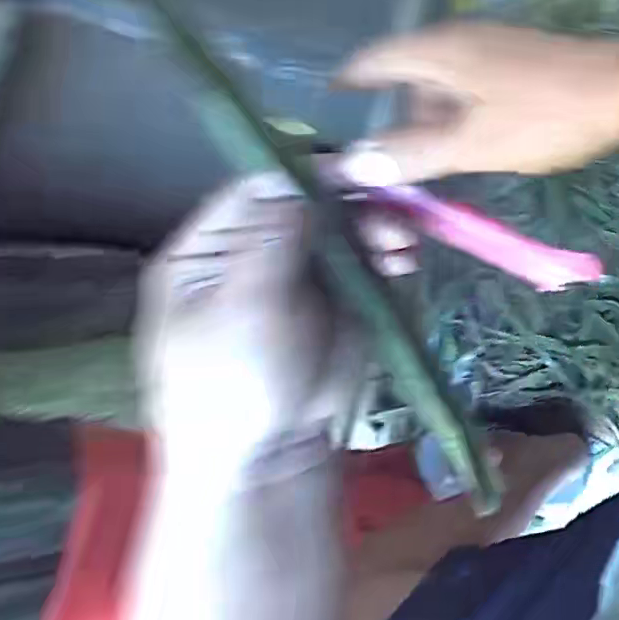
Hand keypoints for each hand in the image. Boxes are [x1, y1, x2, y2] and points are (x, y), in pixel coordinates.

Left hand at [136, 175, 411, 479]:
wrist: (273, 450)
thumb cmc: (234, 380)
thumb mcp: (243, 305)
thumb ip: (273, 235)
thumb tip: (302, 174)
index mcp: (214, 248)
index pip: (261, 186)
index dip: (310, 172)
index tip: (361, 169)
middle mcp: (263, 247)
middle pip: (318, 198)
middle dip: (359, 200)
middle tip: (395, 209)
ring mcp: (310, 267)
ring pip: (355, 222)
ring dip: (383, 225)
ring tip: (400, 249)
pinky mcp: (350, 286)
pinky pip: (377, 251)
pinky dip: (395, 249)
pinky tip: (404, 262)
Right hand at [334, 23, 618, 182]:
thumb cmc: (547, 115)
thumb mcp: (473, 142)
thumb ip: (413, 153)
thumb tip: (351, 164)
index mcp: (441, 49)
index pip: (375, 60)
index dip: (351, 83)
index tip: (331, 106)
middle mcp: (468, 37)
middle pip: (416, 74)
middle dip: (404, 116)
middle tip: (400, 162)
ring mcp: (506, 45)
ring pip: (455, 81)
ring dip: (444, 118)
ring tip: (447, 159)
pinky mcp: (536, 59)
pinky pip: (487, 84)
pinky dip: (476, 111)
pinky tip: (491, 140)